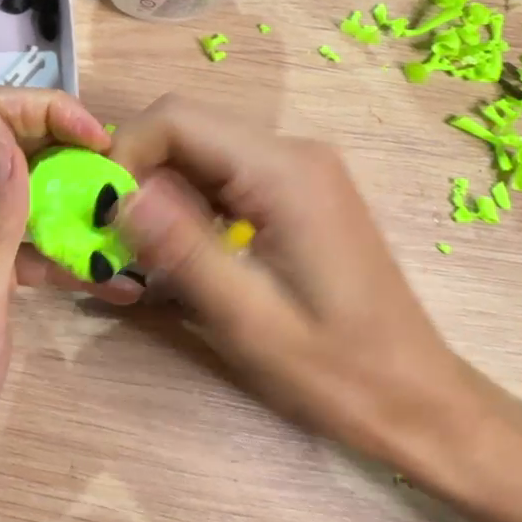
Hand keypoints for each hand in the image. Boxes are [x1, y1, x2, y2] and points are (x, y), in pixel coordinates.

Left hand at [0, 88, 113, 476]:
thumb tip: (6, 142)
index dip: (49, 112)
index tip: (101, 145)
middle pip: (16, 145)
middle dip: (72, 155)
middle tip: (123, 191)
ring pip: (30, 192)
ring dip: (78, 204)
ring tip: (127, 236)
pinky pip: (32, 240)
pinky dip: (69, 251)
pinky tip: (113, 282)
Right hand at [106, 95, 482, 463]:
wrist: (420, 402)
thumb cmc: (337, 370)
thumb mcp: (248, 318)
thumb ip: (180, 248)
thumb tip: (116, 194)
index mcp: (284, 171)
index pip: (176, 118)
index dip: (125, 152)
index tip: (102, 210)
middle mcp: (291, 153)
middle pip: (184, 129)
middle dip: (137, 174)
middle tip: (115, 236)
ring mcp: (296, 170)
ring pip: (197, 151)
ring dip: (158, 190)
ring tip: (145, 251)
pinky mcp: (293, 191)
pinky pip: (219, 174)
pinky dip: (186, 203)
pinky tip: (185, 251)